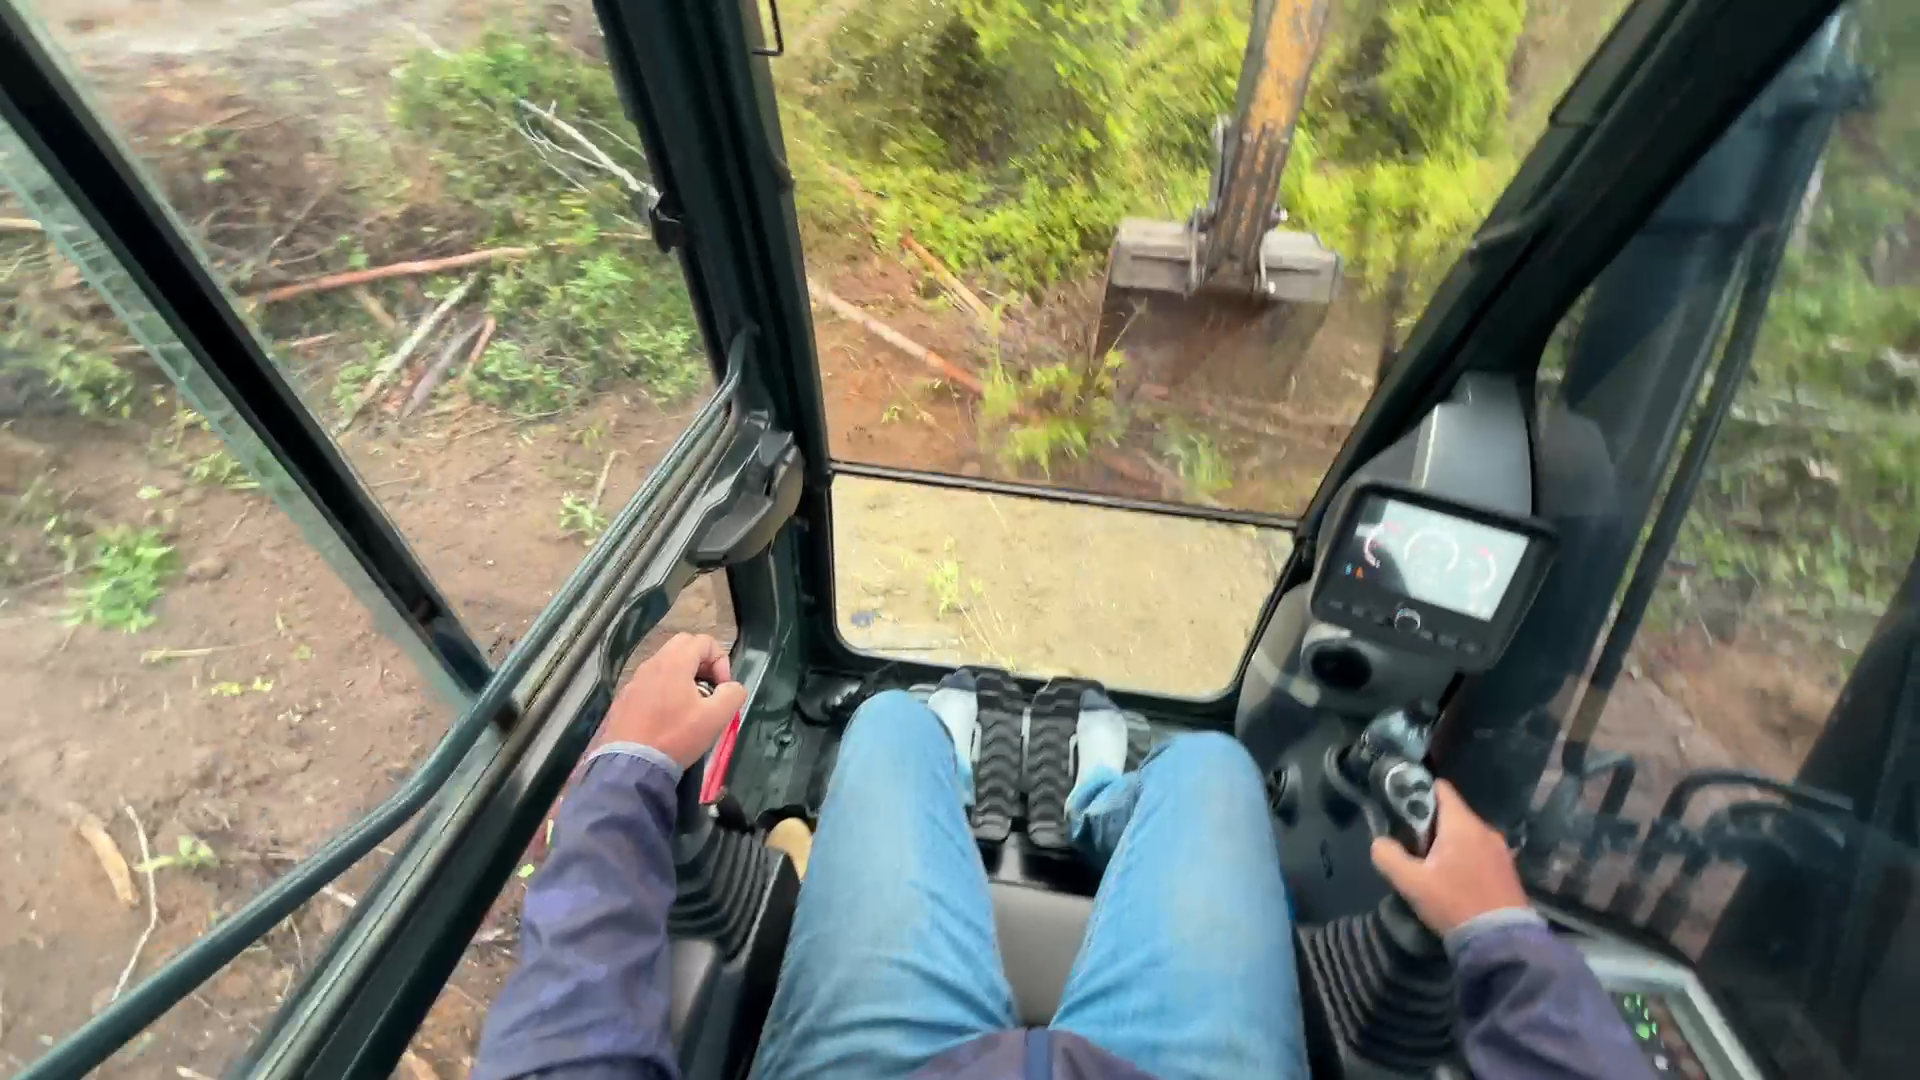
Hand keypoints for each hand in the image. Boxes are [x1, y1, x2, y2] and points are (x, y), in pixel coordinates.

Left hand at [601, 633, 747, 768]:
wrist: (630, 766)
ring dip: (684, 676)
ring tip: (691, 705)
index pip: (703, 641)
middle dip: (702, 661)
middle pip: (683, 645)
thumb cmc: (676, 737)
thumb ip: (733, 694)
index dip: (720, 660)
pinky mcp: (624, 699)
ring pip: (665, 663)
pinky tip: (668, 717)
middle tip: (709, 688)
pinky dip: (665, 689)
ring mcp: (634, 681)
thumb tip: (732, 687)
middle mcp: (651, 665)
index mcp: (674, 663)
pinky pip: (650, 682)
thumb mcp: (716, 718)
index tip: (722, 687)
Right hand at [1370, 779, 1528, 935]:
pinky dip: (1462, 856)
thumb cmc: (1455, 904)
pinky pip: (1477, 850)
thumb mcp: (1410, 882)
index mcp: (1462, 825)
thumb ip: (1387, 854)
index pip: (1439, 788)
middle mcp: (1485, 831)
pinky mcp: (1507, 871)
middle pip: (1450, 812)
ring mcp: (1500, 852)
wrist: (1504, 946)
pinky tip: (1451, 878)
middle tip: (1408, 842)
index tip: (1399, 807)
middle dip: (1427, 821)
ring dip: (1445, 841)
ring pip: (1464, 833)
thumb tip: (1380, 842)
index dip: (1416, 791)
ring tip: (1428, 863)